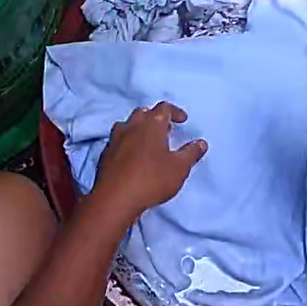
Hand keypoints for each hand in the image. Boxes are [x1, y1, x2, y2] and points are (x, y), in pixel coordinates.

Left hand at [86, 102, 206, 227]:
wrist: (115, 197)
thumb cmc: (152, 179)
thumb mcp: (179, 168)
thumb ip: (191, 153)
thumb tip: (201, 142)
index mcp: (151, 124)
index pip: (164, 108)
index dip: (175, 111)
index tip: (183, 120)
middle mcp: (132, 125)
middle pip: (144, 112)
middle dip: (156, 118)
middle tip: (166, 130)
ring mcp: (116, 137)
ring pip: (129, 124)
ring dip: (139, 127)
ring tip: (148, 141)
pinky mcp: (106, 151)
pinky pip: (118, 139)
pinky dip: (127, 141)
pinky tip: (132, 155)